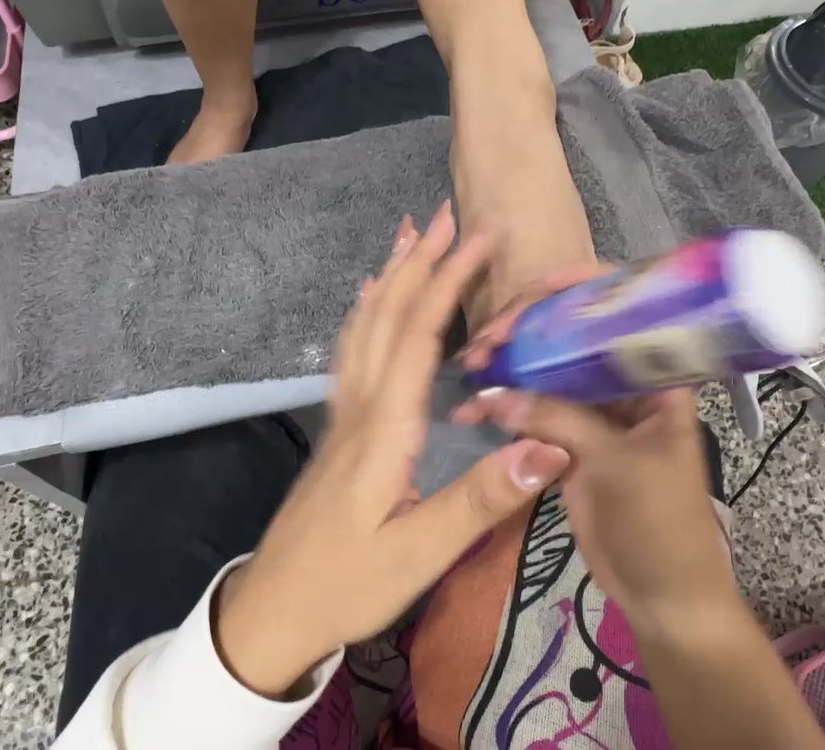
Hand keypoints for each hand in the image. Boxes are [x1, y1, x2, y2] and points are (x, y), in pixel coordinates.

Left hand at [214, 203, 572, 697]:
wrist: (274, 610)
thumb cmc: (347, 585)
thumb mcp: (418, 554)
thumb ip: (481, 500)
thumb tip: (550, 446)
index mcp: (385, 426)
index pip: (419, 334)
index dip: (448, 279)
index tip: (479, 236)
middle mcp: (361, 405)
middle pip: (388, 315)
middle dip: (420, 260)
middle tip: (448, 215)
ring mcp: (344, 414)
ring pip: (365, 326)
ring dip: (390, 275)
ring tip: (410, 235)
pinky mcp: (339, 428)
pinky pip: (353, 351)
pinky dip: (366, 311)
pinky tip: (369, 298)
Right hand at [455, 268, 737, 634]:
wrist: (665, 596)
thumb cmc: (662, 523)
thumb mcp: (618, 464)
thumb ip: (559, 421)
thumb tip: (494, 395)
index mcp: (659, 376)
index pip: (625, 309)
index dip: (583, 288)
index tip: (535, 286)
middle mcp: (626, 382)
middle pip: (575, 334)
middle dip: (528, 329)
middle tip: (486, 339)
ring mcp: (595, 411)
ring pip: (547, 371)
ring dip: (509, 367)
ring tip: (470, 367)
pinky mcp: (570, 440)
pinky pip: (533, 411)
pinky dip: (504, 408)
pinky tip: (473, 406)